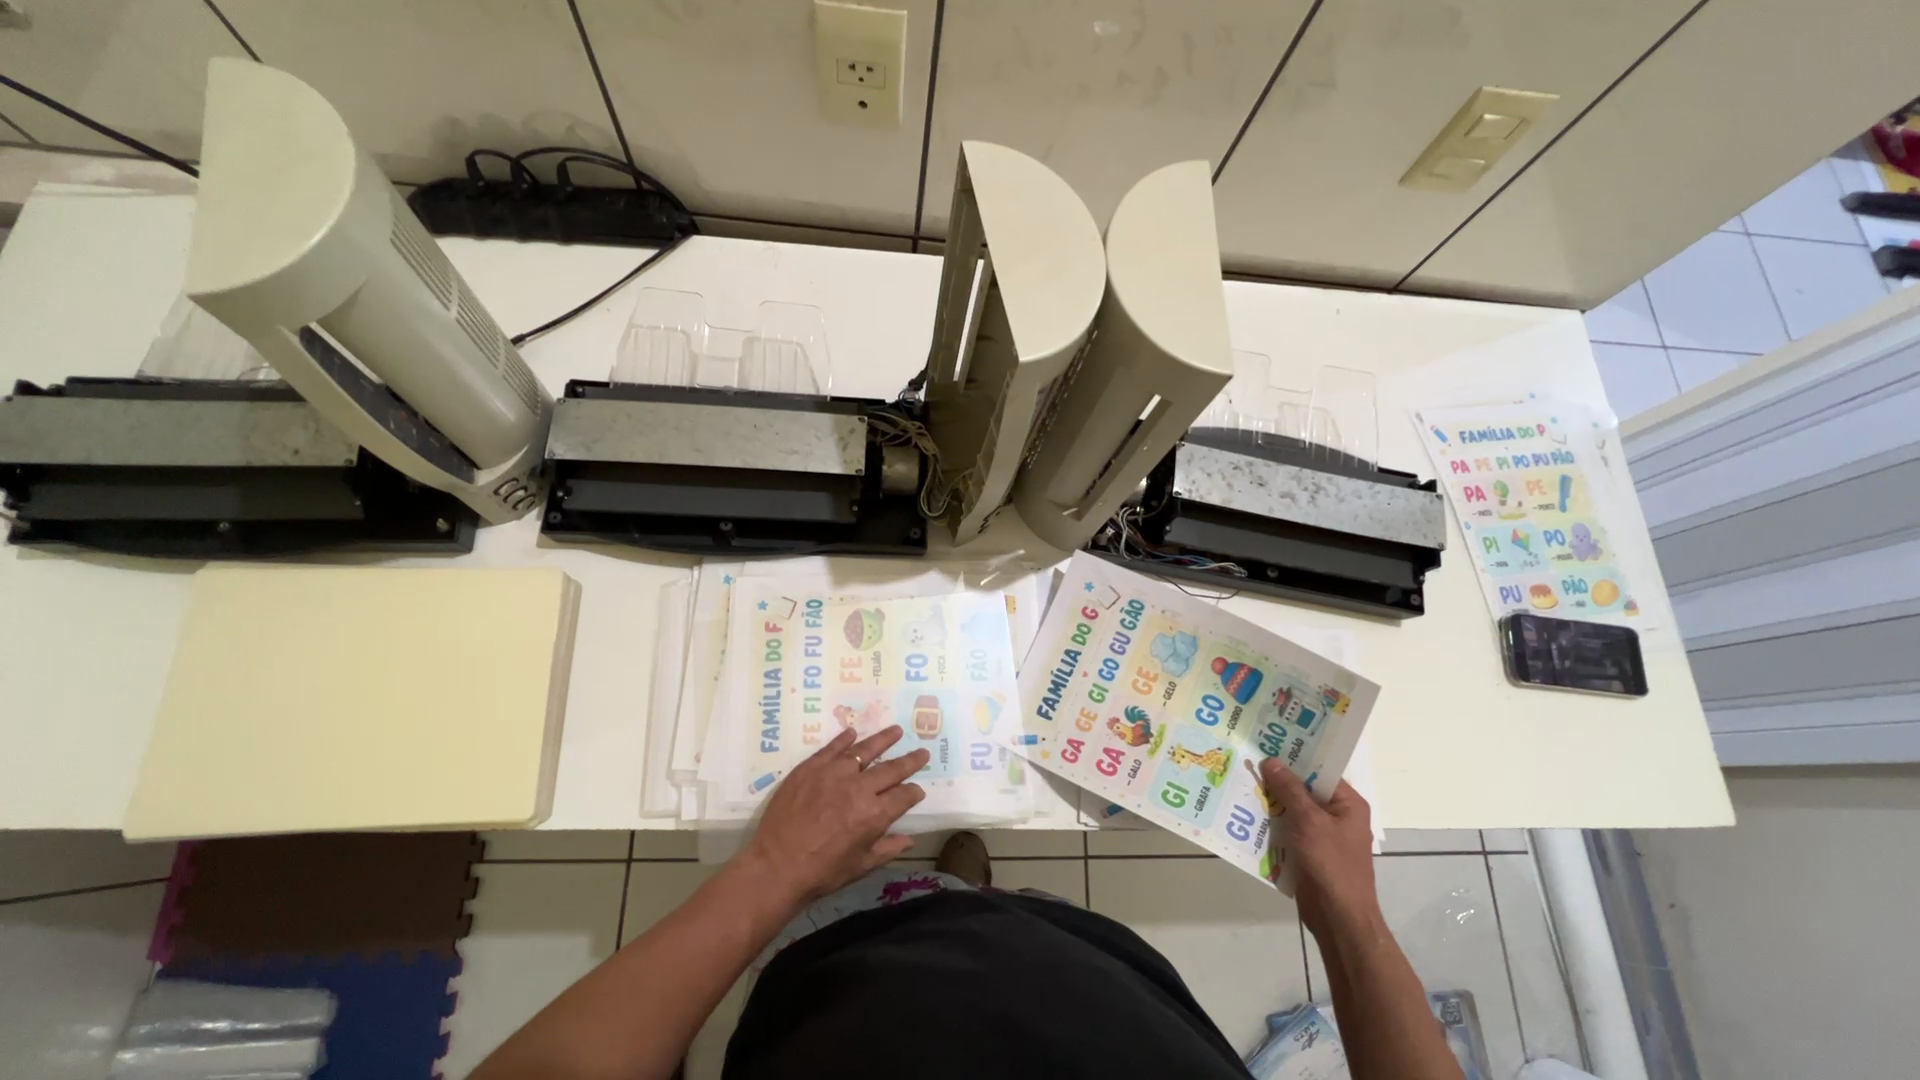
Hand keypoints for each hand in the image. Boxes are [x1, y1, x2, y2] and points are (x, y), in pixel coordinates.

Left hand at [737, 725, 928, 906]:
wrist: (776, 866)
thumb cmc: (822, 872)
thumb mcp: (861, 866)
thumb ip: (887, 849)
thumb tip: (909, 839)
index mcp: (875, 814)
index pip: (904, 796)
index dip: (914, 793)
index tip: (918, 790)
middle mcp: (859, 788)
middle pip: (891, 769)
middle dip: (910, 761)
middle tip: (922, 752)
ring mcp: (834, 774)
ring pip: (864, 750)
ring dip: (883, 740)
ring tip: (896, 731)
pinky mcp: (810, 768)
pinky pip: (832, 749)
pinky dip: (844, 739)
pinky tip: (852, 733)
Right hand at [1260, 761, 1380, 940]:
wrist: (1338, 917)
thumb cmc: (1332, 864)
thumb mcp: (1309, 821)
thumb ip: (1290, 790)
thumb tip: (1271, 761)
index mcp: (1348, 804)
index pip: (1320, 771)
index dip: (1295, 758)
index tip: (1267, 743)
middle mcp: (1336, 815)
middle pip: (1303, 790)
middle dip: (1276, 780)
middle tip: (1246, 760)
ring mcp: (1321, 835)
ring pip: (1291, 810)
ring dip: (1269, 802)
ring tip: (1239, 783)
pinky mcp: (1306, 852)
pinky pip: (1285, 830)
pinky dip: (1268, 824)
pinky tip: (1244, 815)